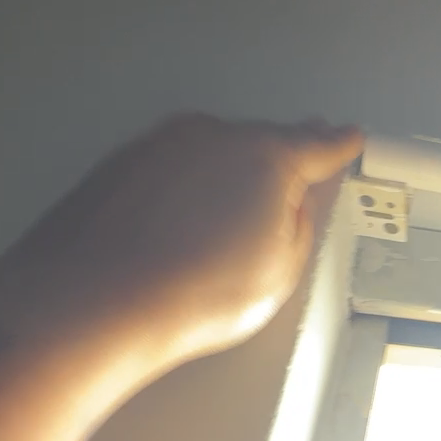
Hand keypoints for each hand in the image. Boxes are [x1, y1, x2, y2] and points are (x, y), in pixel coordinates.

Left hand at [0, 113, 363, 370]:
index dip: (339, 145)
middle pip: (264, 142)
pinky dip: (188, 190)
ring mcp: (161, 145)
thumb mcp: (283, 270)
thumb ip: (300, 227)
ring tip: (231, 232)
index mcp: (266, 157)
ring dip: (231, 179)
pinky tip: (187, 231)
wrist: (92, 303)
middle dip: (284, 160)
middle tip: (295, 186)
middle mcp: (213, 137)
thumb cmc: (189, 290)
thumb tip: (292, 211)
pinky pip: (175, 168)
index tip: (348, 138)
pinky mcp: (120, 163)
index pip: (318, 145)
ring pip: (216, 153)